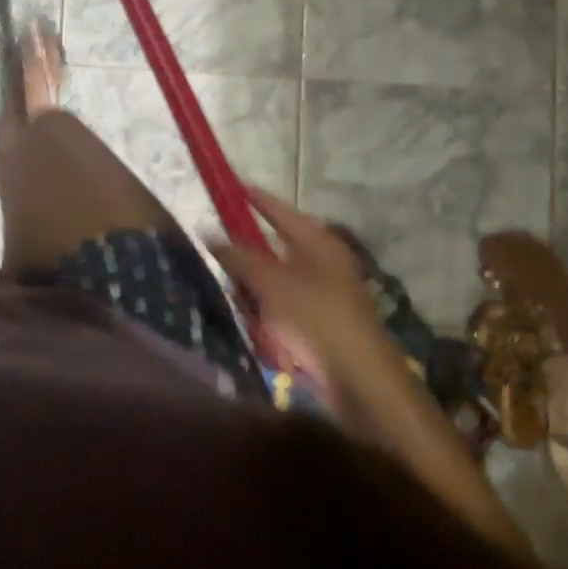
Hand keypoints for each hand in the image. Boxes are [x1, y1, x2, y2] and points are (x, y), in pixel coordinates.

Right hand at [213, 187, 394, 390]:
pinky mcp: (314, 324)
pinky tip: (260, 333)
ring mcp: (318, 295)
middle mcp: (320, 264)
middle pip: (268, 249)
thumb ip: (237, 255)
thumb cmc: (318, 320)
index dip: (253, 198)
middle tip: (221, 265)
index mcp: (318, 244)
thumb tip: (207, 230)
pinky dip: (264, 317)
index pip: (279, 210)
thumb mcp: (271, 282)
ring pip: (268, 282)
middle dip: (243, 261)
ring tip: (245, 309)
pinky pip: (276, 309)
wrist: (360, 382)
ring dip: (251, 295)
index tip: (227, 186)